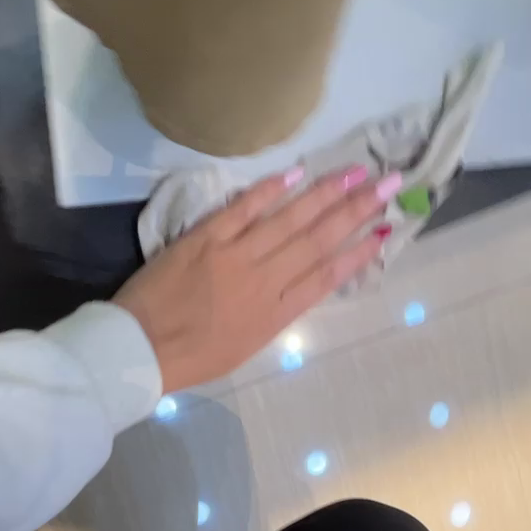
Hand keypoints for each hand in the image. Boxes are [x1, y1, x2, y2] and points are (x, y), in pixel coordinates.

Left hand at [115, 165, 400, 391]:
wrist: (139, 351)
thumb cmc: (188, 360)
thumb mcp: (241, 350)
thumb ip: (270, 317)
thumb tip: (296, 288)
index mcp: (273, 317)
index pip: (325, 278)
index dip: (357, 253)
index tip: (385, 230)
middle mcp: (262, 283)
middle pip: (317, 241)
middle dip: (357, 210)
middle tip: (391, 180)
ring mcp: (234, 257)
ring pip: (288, 220)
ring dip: (325, 193)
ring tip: (356, 170)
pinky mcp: (204, 240)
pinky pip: (242, 210)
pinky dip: (268, 191)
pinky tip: (295, 174)